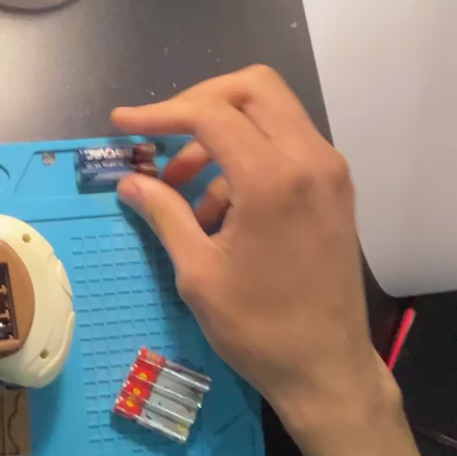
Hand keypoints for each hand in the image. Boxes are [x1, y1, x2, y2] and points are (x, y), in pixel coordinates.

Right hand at [111, 65, 394, 453]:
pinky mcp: (333, 190)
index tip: (123, 124)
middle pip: (253, 89)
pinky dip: (245, 160)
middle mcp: (310, 160)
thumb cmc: (256, 326)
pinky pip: (285, 148)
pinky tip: (219, 212)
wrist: (324, 366)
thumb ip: (164, 214)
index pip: (211, 113)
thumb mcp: (197, 271)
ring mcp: (329, 172)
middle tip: (159, 138)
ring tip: (183, 194)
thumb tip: (130, 182)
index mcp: (273, 179)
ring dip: (220, 138)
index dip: (160, 113)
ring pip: (271, 115)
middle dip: (198, 104)